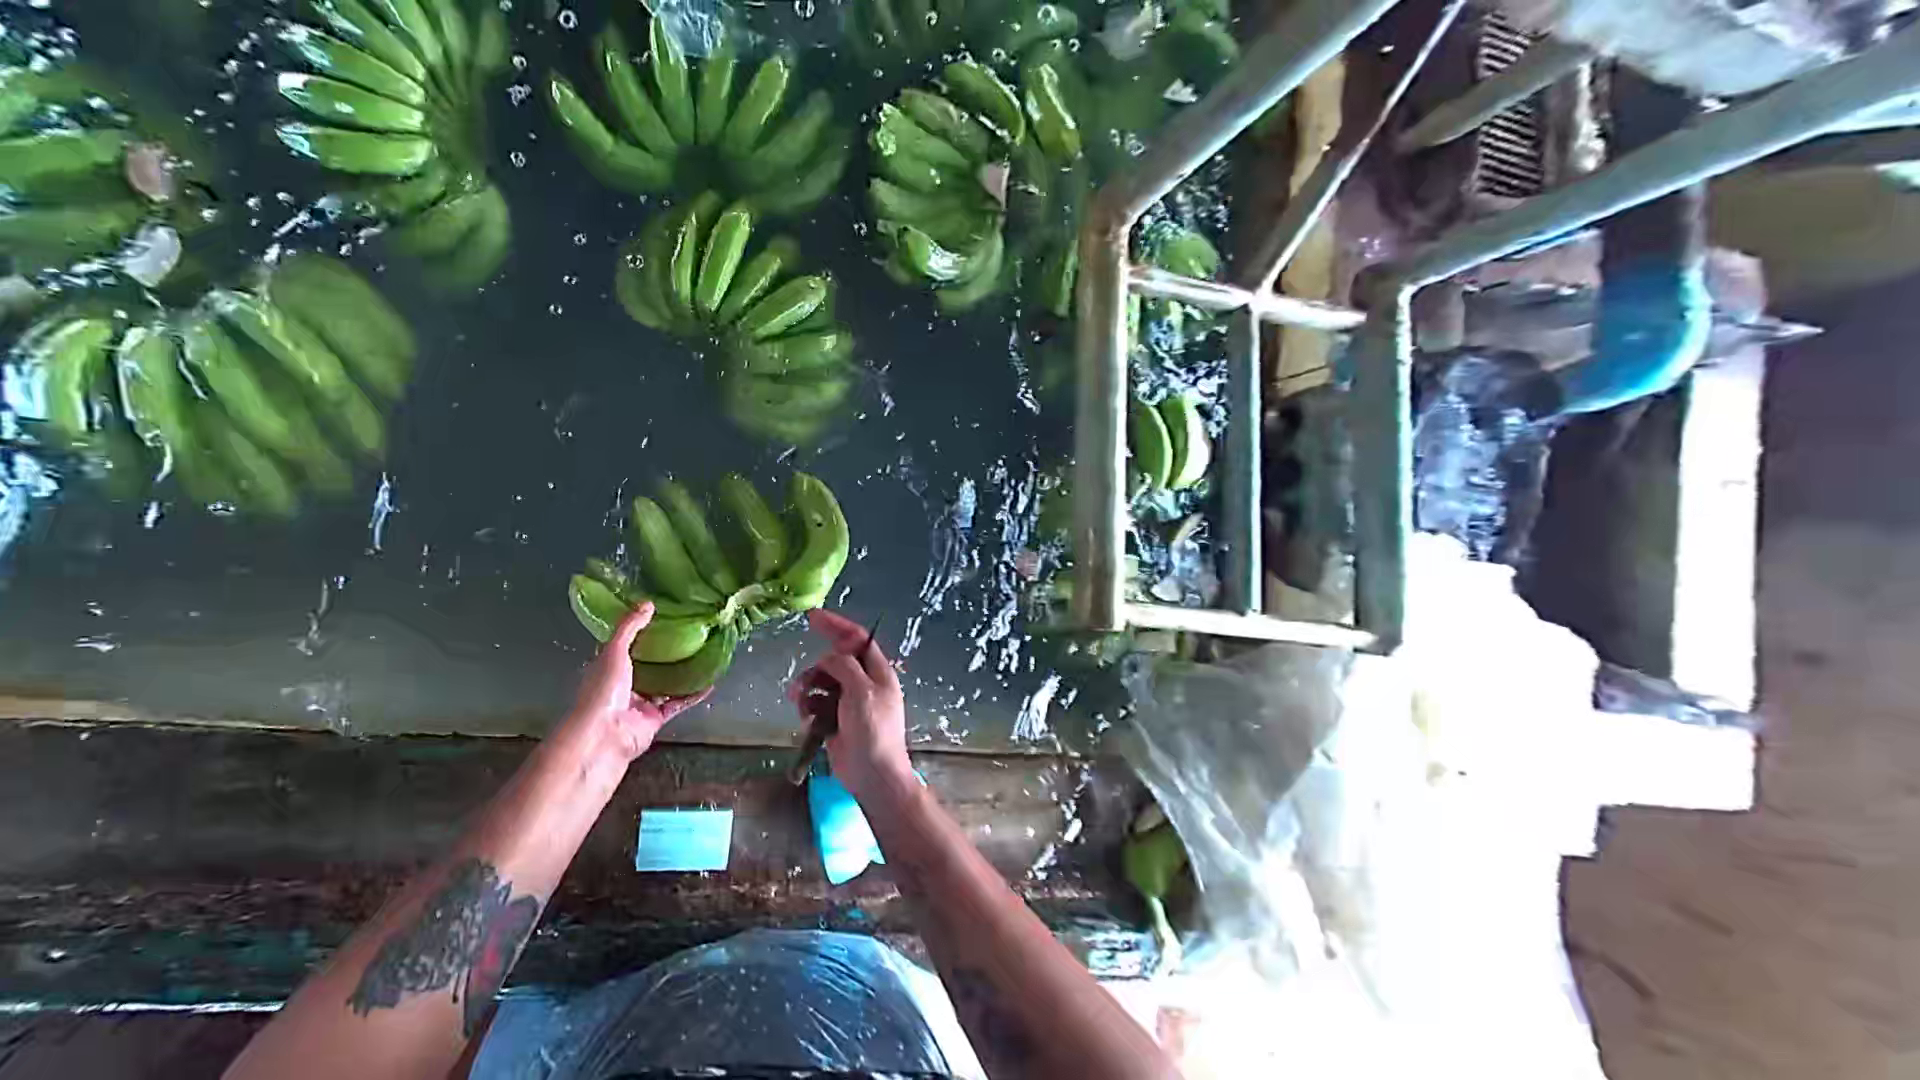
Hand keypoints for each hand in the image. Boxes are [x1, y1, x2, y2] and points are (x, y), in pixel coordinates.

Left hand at [567, 604, 711, 761]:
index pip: (625, 647)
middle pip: (647, 666)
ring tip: (702, 657)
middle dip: (664, 654)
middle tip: (688, 636)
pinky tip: (709, 683)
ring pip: (664, 685)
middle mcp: (624, 685)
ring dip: (681, 674)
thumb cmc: (604, 690)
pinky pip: (678, 703)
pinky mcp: (656, 718)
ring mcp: (640, 703)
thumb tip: (648, 603)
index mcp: (608, 668)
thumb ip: (630, 628)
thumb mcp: (614, 651)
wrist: (605, 734)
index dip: (640, 633)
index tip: (661, 620)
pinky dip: (693, 695)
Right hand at [794, 608, 912, 805]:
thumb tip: (828, 657)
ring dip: (808, 690)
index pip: (857, 639)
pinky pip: (817, 704)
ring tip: (801, 704)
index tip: (813, 616)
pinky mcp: (836, 720)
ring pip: (821, 683)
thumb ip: (845, 667)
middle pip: (835, 662)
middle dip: (816, 669)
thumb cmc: (874, 731)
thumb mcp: (861, 692)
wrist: (873, 774)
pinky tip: (807, 720)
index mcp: (878, 672)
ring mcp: (850, 703)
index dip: (837, 626)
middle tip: (803, 683)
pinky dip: (809, 708)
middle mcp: (865, 683)